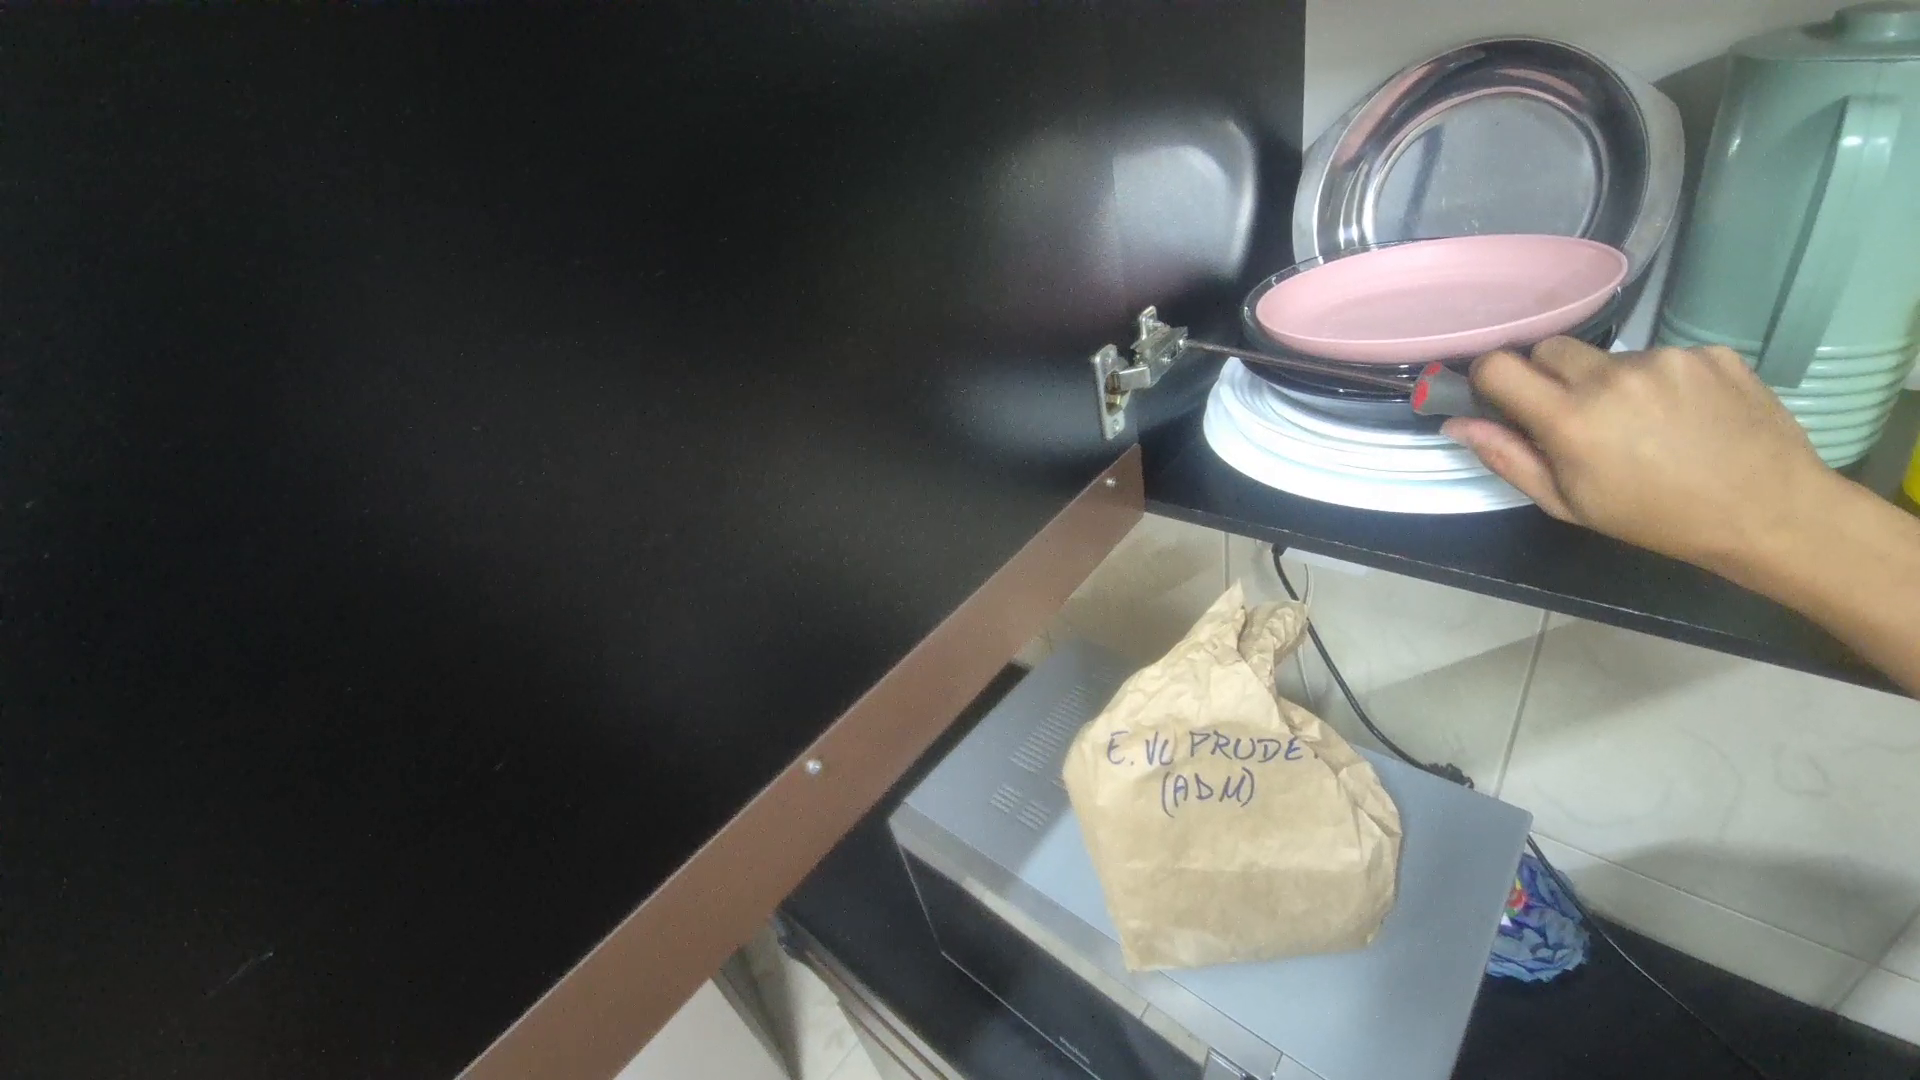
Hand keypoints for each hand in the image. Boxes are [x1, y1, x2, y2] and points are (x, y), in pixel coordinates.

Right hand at [1440, 337, 1837, 570]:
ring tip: (1638, 421)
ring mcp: (1666, 360)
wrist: (1768, 510)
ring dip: (1604, 381)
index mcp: (1569, 419)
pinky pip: (1658, 357)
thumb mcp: (1564, 502)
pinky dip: (1655, 381)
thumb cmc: (1651, 516)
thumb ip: (1506, 457)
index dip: (1489, 378)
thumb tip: (1457, 423)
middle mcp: (1613, 377)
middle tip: (1568, 413)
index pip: (1499, 366)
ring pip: (1606, 356)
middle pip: (1549, 348)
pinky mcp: (1710, 353)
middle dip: (1545, 375)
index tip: (1497, 397)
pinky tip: (1679, 414)